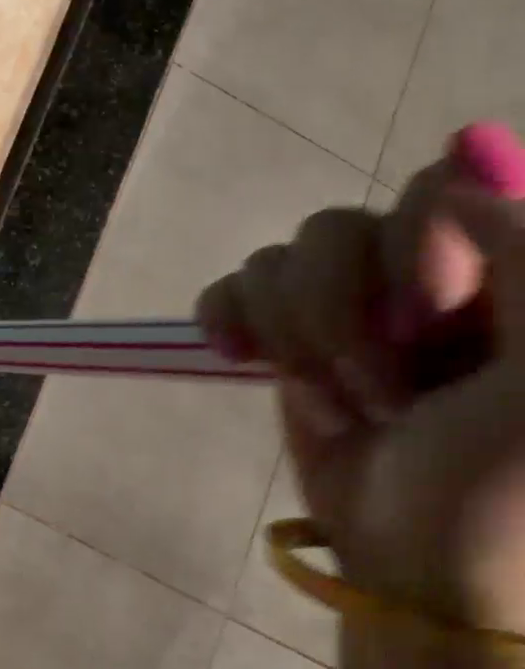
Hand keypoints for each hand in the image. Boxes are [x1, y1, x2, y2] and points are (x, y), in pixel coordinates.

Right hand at [197, 148, 524, 664]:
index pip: (441, 192)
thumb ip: (522, 259)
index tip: (441, 313)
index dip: (422, 245)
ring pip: (280, 258)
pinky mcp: (286, 334)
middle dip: (345, 307)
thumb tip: (460, 162)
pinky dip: (230, 320)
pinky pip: (232, 286)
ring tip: (335, 399)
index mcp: (504, 280)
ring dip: (295, 333)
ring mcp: (351, 310)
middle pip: (343, 225)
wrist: (418, 564)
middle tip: (387, 382)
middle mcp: (427, 283)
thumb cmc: (504, 489)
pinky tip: (238, 355)